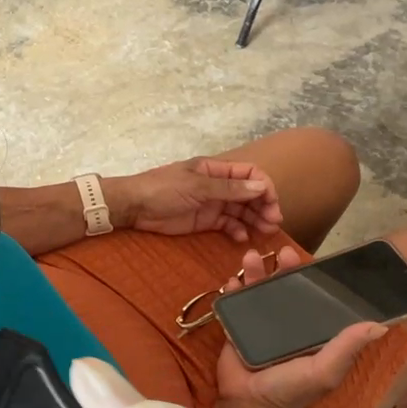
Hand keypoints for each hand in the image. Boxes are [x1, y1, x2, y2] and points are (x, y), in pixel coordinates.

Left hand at [107, 159, 282, 242]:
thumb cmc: (162, 189)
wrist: (132, 206)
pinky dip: (237, 230)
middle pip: (249, 194)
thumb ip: (228, 188)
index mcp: (215, 169)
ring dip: (255, 220)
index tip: (272, 203)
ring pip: (241, 211)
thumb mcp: (196, 186)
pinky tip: (241, 238)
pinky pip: (227, 225)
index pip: (250, 173)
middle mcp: (217, 185)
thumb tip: (261, 186)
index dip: (264, 187)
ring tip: (265, 232)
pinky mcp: (204, 221)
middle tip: (273, 223)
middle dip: (263, 207)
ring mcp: (211, 203)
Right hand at [213, 247, 389, 407]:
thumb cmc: (291, 390)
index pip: (315, 300)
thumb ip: (346, 347)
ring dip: (254, 273)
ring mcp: (260, 325)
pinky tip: (232, 281)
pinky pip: (234, 304)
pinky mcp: (236, 329)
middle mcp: (287, 325)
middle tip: (281, 251)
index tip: (310, 259)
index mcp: (311, 334)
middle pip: (285, 289)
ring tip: (250, 257)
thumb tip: (379, 325)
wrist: (249, 404)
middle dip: (282, 269)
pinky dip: (232, 290)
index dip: (313, 279)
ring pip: (258, 292)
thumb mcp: (325, 370)